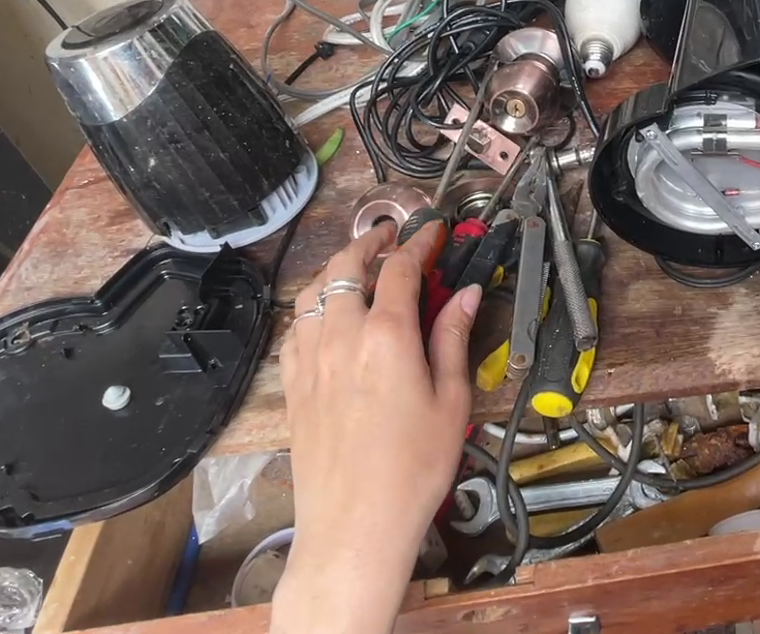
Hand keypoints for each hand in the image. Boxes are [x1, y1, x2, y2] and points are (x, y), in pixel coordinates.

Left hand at [271, 223, 480, 633]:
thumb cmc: (414, 467)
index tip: (434, 232)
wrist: (354, 528)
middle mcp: (341, 337)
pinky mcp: (293, 387)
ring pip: (313, 292)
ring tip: (358, 266)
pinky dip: (312, 305)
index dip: (419, 243)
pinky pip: (295, 328)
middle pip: (346, 268)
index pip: (400, 269)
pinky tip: (326, 314)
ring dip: (336, 269)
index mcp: (387, 337)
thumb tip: (466, 293)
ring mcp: (310, 361)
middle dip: (370, 242)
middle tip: (390, 235)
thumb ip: (454, 338)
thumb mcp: (451, 400)